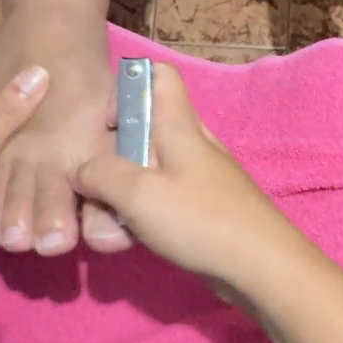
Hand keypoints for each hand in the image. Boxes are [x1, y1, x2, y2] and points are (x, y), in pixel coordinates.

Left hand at [0, 46, 47, 288]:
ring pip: (3, 139)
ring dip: (29, 131)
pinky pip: (7, 171)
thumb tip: (42, 70)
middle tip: (68, 75)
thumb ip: (5, 113)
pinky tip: (62, 153)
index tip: (35, 35)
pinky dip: (28, 163)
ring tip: (75, 109)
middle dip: (21, 91)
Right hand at [73, 62, 316, 292]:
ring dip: (118, 200)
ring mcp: (193, 178)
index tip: (105, 122)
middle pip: (138, 133)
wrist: (261, 267)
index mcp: (178, 126)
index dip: (126, 86)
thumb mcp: (139, 194)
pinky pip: (156, 202)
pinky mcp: (197, 209)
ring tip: (112, 233)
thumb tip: (81, 170)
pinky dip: (139, 218)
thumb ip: (100, 174)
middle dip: (107, 162)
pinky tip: (129, 242)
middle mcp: (187, 145)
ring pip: (142, 174)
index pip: (157, 75)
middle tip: (93, 195)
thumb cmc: (201, 220)